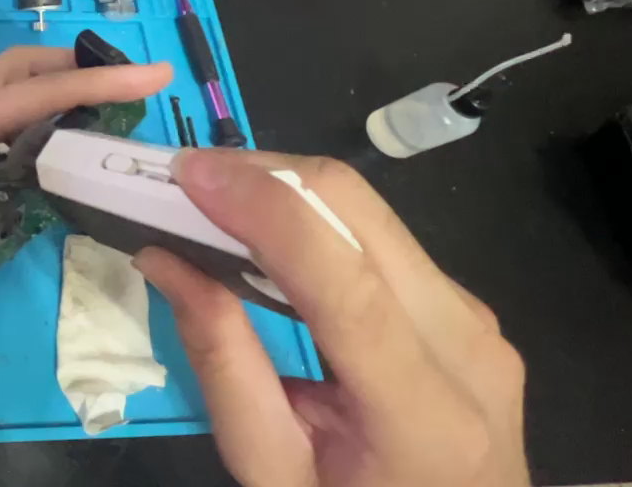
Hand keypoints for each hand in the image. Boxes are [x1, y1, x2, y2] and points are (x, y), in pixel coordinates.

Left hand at [0, 46, 172, 339]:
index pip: (33, 92)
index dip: (94, 79)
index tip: (152, 75)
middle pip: (24, 74)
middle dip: (79, 67)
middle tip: (136, 81)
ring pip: (20, 101)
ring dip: (66, 90)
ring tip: (117, 107)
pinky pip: (16, 137)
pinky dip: (50, 127)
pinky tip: (72, 151)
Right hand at [135, 150, 527, 486]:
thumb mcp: (270, 468)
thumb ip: (219, 359)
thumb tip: (161, 256)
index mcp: (425, 412)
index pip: (343, 280)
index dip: (262, 210)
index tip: (185, 174)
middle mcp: (464, 344)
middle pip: (355, 209)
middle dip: (258, 173)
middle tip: (183, 180)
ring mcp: (470, 315)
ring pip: (362, 204)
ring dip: (276, 184)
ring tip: (210, 198)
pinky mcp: (459, 301)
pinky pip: (371, 227)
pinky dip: (303, 209)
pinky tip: (260, 227)